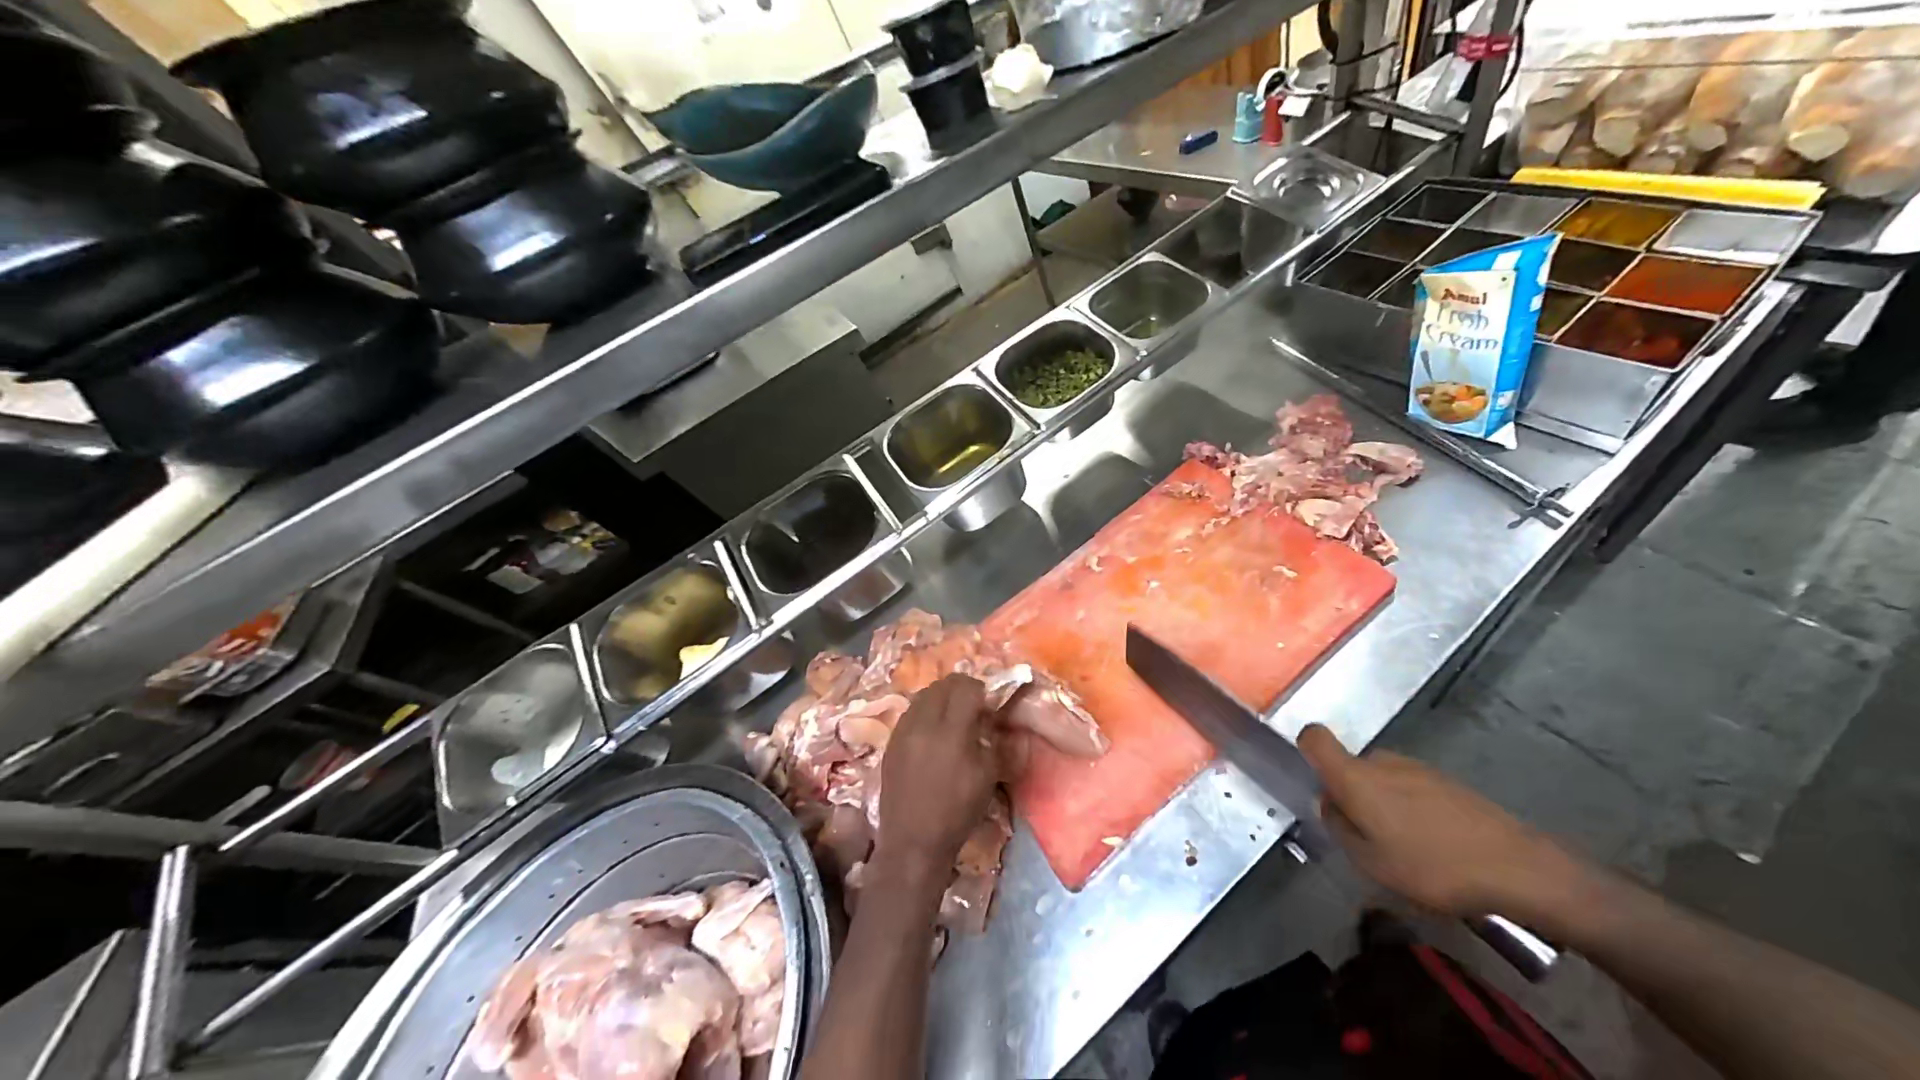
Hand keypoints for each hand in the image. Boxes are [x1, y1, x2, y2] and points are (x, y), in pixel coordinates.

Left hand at [874, 675, 1001, 882]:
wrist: (913, 840)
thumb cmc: (957, 811)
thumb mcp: (988, 777)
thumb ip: (997, 743)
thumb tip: (1000, 722)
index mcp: (951, 731)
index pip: (965, 688)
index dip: (981, 690)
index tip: (988, 704)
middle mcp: (923, 723)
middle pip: (942, 685)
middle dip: (960, 689)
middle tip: (973, 706)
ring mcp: (902, 730)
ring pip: (923, 695)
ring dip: (941, 698)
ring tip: (951, 719)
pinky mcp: (890, 742)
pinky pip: (910, 712)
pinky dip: (924, 712)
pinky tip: (932, 733)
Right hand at [1296, 724, 1586, 920]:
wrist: (1519, 868)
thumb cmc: (1432, 866)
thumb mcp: (1370, 862)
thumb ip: (1340, 828)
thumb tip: (1331, 804)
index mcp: (1355, 776)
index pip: (1315, 738)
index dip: (1305, 750)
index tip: (1313, 779)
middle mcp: (1382, 761)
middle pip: (1350, 766)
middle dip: (1350, 794)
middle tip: (1364, 835)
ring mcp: (1418, 769)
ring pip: (1382, 779)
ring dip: (1383, 804)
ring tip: (1404, 847)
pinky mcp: (1448, 782)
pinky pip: (1411, 788)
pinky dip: (1411, 809)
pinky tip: (1434, 846)